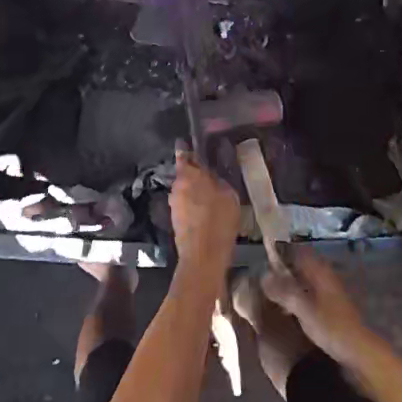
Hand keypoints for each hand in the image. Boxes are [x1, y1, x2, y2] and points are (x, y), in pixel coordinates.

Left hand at [169, 147, 239, 269]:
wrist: (203, 257)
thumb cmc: (219, 220)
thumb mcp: (228, 193)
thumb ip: (220, 177)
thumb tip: (216, 167)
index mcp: (187, 175)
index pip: (184, 154)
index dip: (189, 149)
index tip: (196, 145)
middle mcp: (176, 187)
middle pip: (185, 173)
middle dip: (196, 172)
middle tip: (213, 173)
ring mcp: (173, 205)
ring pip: (185, 190)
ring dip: (195, 190)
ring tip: (213, 193)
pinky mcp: (175, 220)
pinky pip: (186, 204)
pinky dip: (194, 203)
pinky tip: (208, 210)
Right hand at [262, 248, 377, 365]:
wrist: (357, 348)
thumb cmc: (331, 327)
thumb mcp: (304, 310)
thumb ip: (284, 291)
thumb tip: (263, 275)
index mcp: (321, 271)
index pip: (299, 251)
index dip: (282, 251)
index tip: (264, 257)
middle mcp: (326, 275)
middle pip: (301, 264)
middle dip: (284, 268)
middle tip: (263, 276)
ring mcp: (329, 289)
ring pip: (305, 278)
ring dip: (290, 282)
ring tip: (270, 291)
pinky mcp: (330, 303)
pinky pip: (309, 291)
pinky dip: (297, 294)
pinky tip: (286, 306)